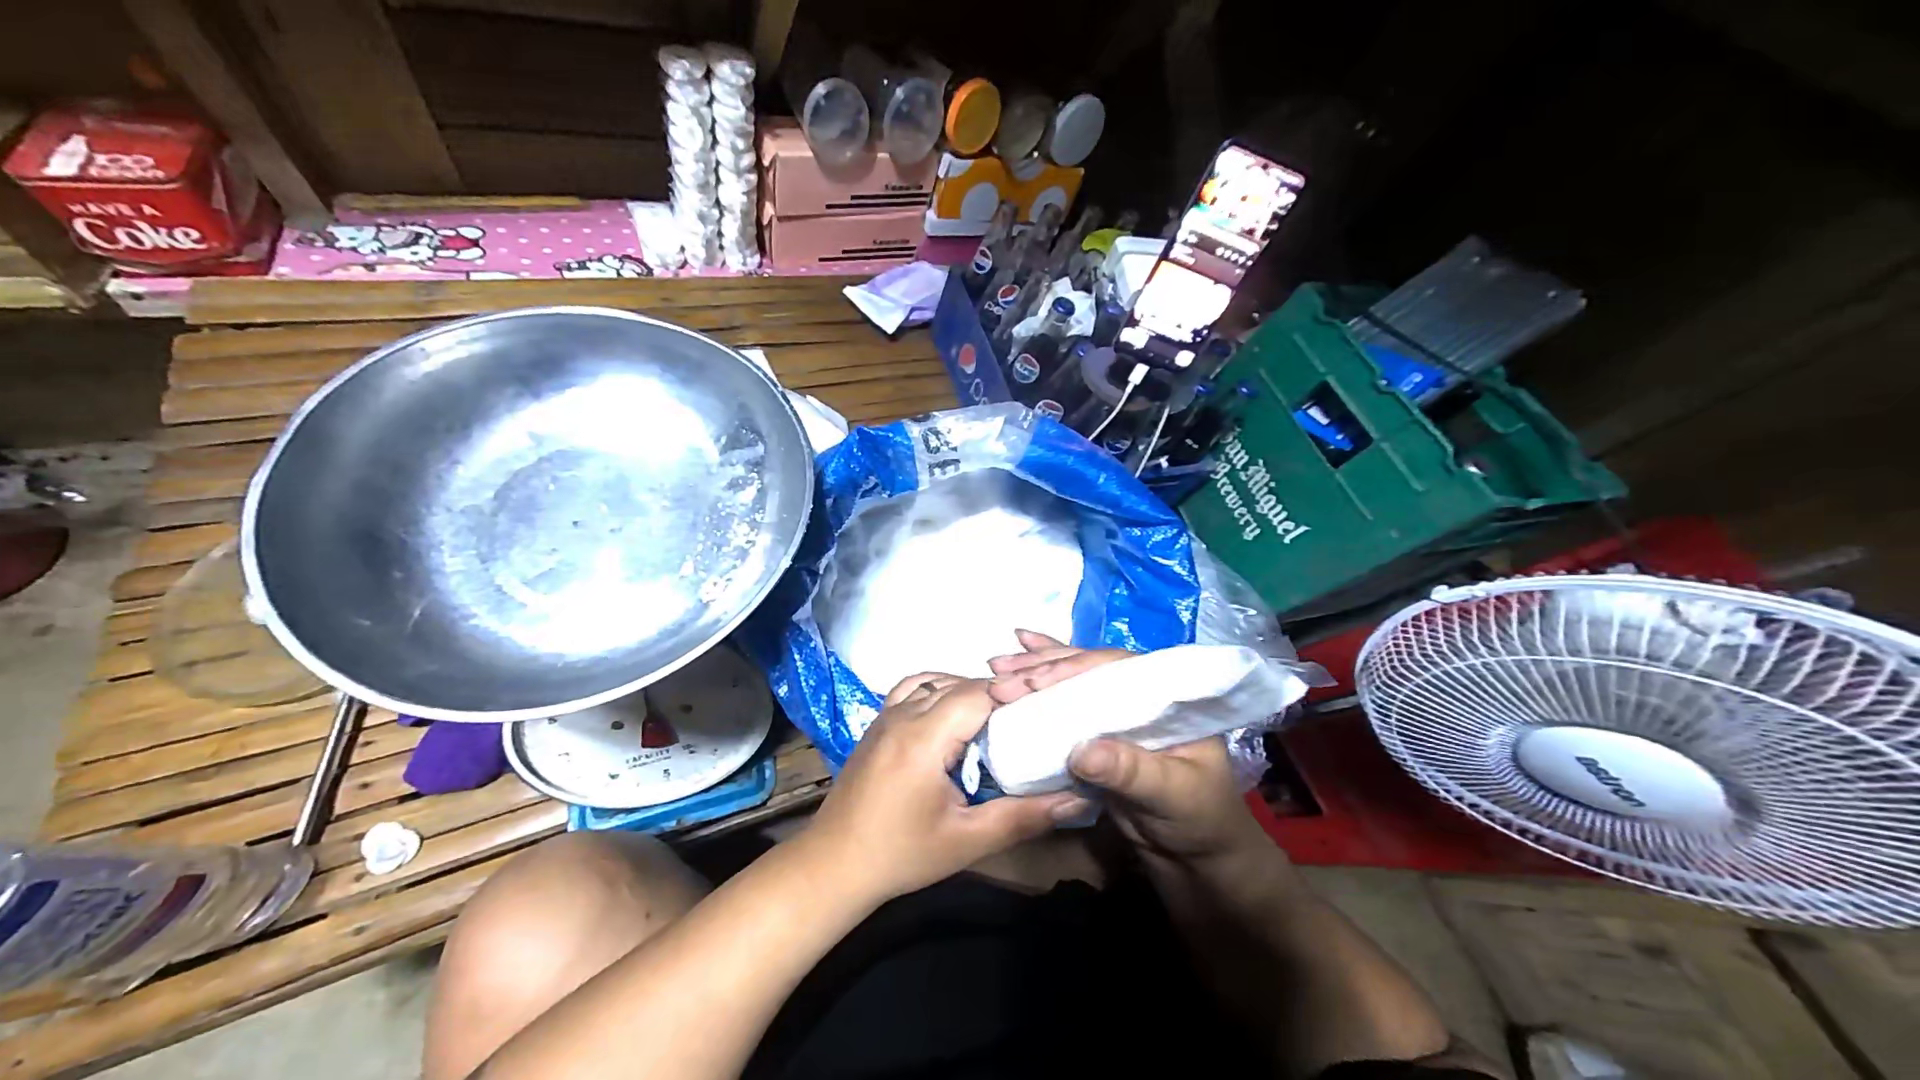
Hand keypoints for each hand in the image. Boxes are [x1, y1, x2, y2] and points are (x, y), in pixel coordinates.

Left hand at [801, 673, 1085, 904]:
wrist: (834, 865)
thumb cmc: (902, 854)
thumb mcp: (968, 840)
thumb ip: (1024, 816)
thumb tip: (1079, 799)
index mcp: (924, 737)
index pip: (978, 693)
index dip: (1016, 693)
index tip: (1047, 706)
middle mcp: (903, 714)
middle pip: (959, 683)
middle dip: (998, 693)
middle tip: (1032, 716)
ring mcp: (885, 716)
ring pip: (935, 682)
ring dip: (967, 691)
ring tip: (996, 719)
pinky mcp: (876, 724)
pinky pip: (912, 689)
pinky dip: (937, 690)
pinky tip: (952, 718)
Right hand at [987, 631, 1270, 865]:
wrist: (1197, 860)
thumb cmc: (1200, 821)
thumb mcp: (1173, 795)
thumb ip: (1131, 771)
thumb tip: (1079, 750)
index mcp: (1167, 696)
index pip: (1118, 670)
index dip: (1075, 669)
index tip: (1035, 679)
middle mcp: (1139, 695)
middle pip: (1088, 670)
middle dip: (1044, 667)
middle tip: (1002, 672)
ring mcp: (1114, 714)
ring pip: (1072, 682)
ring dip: (1034, 670)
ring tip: (996, 663)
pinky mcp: (1095, 736)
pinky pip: (1064, 706)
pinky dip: (1040, 687)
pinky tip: (1017, 665)